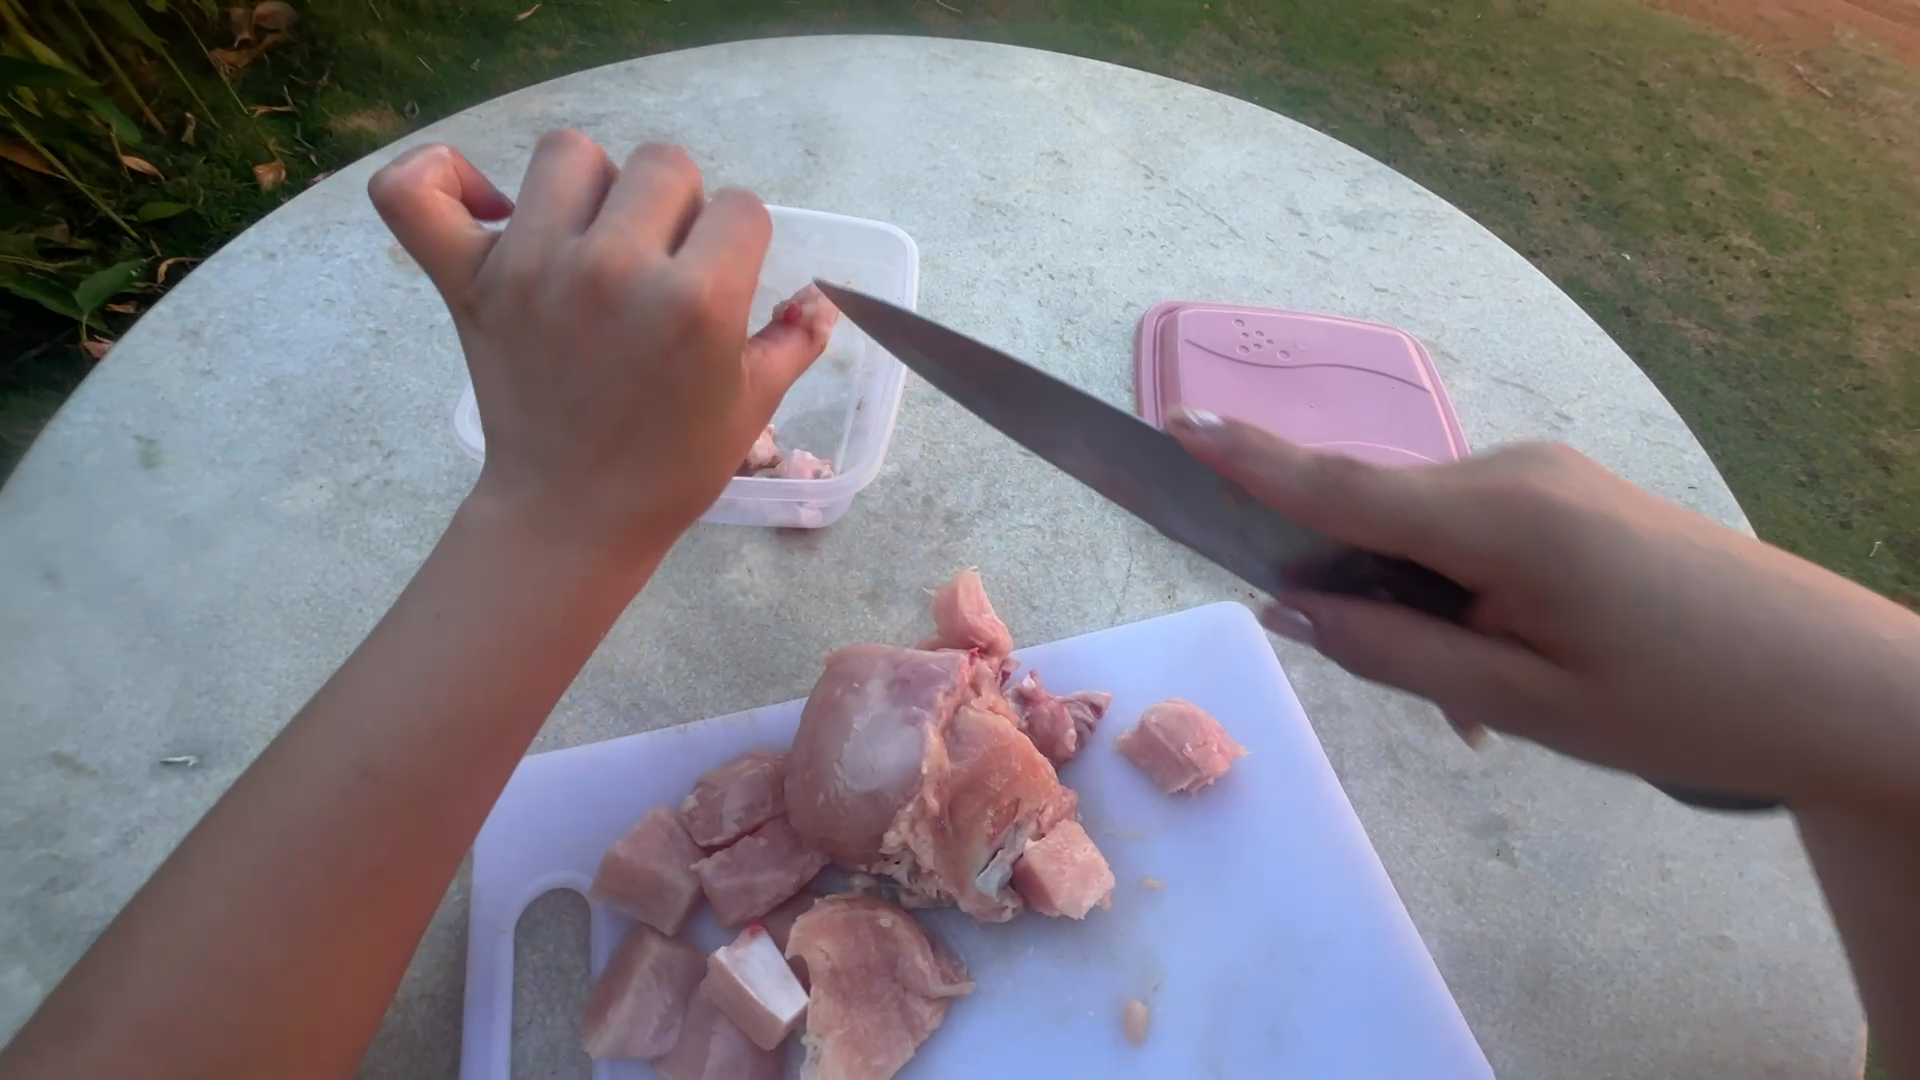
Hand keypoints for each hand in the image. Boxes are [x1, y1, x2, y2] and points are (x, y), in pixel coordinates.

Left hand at [368, 134, 837, 562]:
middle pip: (665, 164)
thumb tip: (822, 297)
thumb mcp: (754, 405)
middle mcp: (618, 267)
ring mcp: (534, 266)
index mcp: (700, 302)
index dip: (744, 242)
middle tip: (669, 263)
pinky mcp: (467, 280)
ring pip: (570, 154)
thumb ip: (796, 341)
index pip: (742, 209)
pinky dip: (448, 182)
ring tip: (597, 240)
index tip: (728, 278)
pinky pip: (419, 189)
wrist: (579, 512)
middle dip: (682, 209)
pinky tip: (496, 213)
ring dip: (597, 188)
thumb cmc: (677, 465)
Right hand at [1170, 411, 1919, 812]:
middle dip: (1353, 586)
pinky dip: (1444, 585)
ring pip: (1410, 527)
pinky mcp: (1553, 488)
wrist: (1859, 692)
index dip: (1248, 458)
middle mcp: (1508, 470)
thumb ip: (1387, 650)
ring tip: (1484, 693)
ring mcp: (1535, 471)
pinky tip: (1504, 651)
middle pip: (1368, 512)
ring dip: (1409, 598)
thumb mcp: (1518, 703)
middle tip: (1431, 690)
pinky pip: (1454, 528)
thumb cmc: (1687, 708)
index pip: (1336, 485)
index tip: (1176, 424)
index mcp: (1500, 519)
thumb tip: (1286, 609)